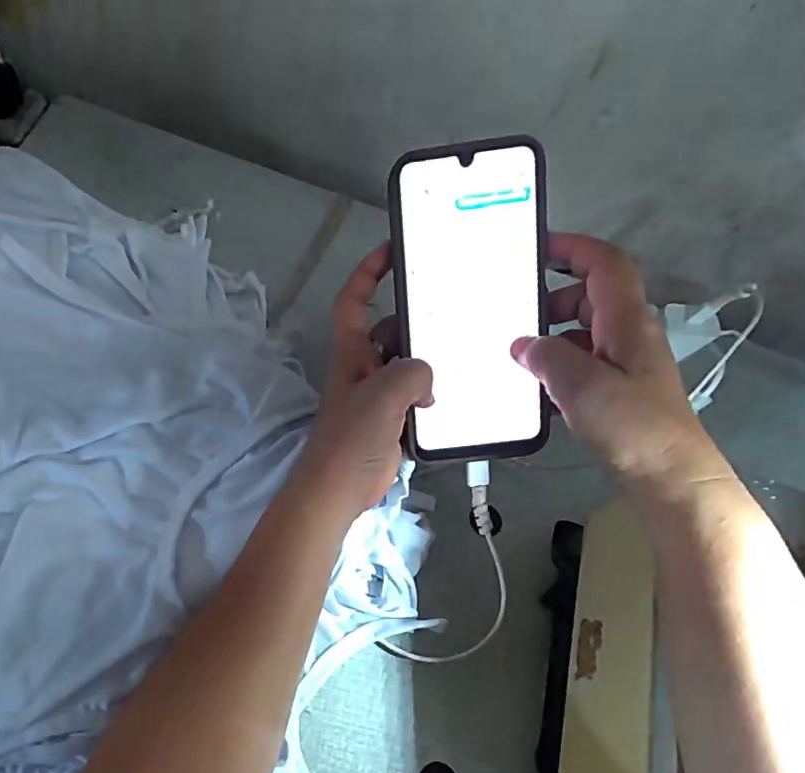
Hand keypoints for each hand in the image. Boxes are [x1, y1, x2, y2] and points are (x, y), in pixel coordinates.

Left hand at [290, 242, 433, 516]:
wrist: (340, 490)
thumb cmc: (352, 438)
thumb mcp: (383, 393)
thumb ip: (413, 372)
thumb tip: (427, 384)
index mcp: (352, 354)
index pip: (353, 303)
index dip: (368, 273)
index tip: (391, 250)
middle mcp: (364, 371)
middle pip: (393, 335)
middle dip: (418, 328)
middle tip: (455, 319)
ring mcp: (378, 399)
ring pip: (410, 370)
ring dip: (431, 368)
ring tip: (465, 359)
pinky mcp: (391, 425)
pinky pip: (417, 403)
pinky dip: (433, 402)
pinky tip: (456, 402)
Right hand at [509, 234, 731, 496]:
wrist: (667, 474)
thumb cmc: (632, 426)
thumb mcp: (583, 386)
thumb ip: (548, 358)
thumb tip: (523, 345)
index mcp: (627, 322)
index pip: (605, 265)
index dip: (574, 248)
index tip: (538, 247)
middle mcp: (628, 335)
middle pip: (589, 298)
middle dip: (550, 302)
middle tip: (515, 317)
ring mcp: (624, 365)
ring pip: (582, 335)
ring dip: (551, 340)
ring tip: (517, 359)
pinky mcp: (617, 392)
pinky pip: (582, 366)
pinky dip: (557, 369)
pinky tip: (535, 391)